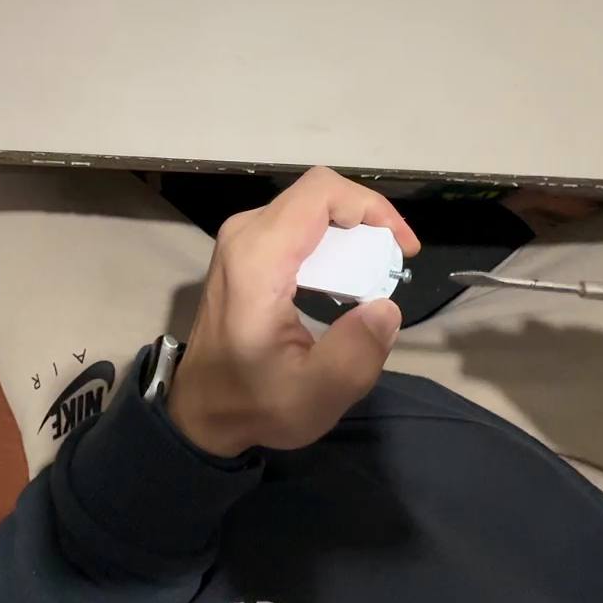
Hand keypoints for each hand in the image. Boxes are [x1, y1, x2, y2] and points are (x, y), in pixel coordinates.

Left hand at [167, 166, 420, 457]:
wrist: (201, 409)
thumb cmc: (253, 402)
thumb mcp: (314, 395)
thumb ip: (356, 352)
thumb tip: (386, 307)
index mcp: (258, 259)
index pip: (320, 194)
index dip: (370, 207)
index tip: (401, 248)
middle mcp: (245, 234)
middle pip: (317, 197)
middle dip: (366, 222)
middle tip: (391, 267)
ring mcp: (240, 239)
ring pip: (308, 208)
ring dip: (349, 234)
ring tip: (374, 276)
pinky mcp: (243, 250)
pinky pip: (296, 224)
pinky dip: (329, 242)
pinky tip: (345, 279)